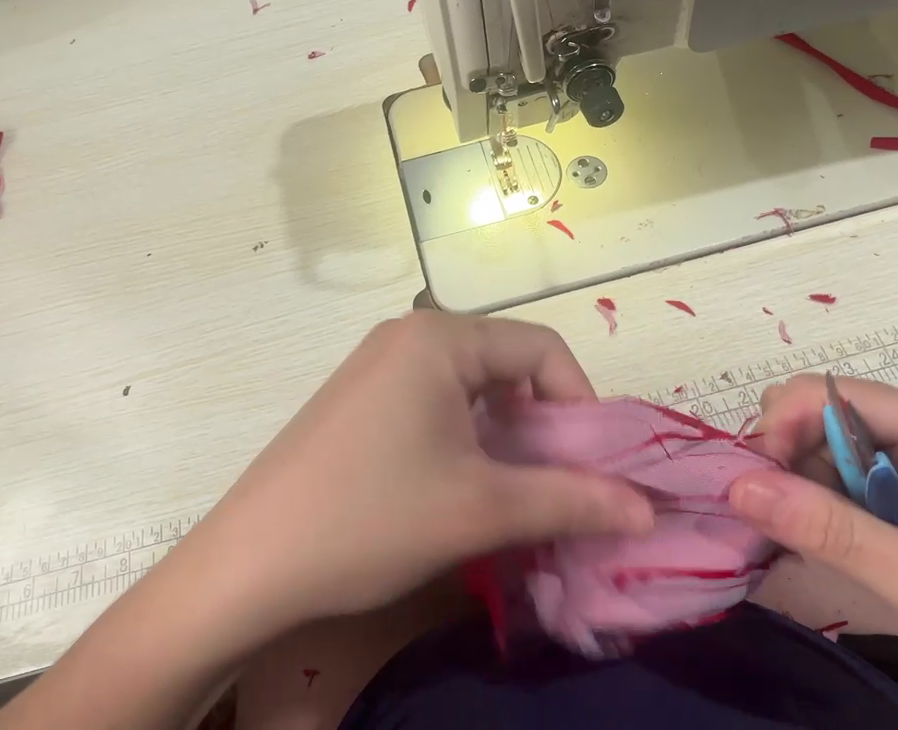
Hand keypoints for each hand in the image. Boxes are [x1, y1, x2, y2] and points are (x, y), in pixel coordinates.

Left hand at [192, 311, 653, 632]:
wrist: (250, 563)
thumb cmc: (371, 519)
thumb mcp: (481, 509)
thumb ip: (572, 500)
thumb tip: (647, 511)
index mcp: (439, 337)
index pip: (541, 348)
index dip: (581, 403)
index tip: (594, 467)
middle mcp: (407, 335)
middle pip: (506, 364)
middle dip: (544, 425)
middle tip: (559, 488)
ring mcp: (377, 365)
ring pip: (471, 388)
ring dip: (506, 437)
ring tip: (515, 496)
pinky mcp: (359, 399)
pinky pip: (434, 402)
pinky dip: (466, 439)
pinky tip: (462, 489)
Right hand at [728, 375, 897, 729]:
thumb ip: (834, 534)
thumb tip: (738, 487)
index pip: (829, 395)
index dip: (781, 431)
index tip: (754, 491)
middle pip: (815, 415)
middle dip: (782, 461)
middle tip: (774, 524)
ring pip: (815, 448)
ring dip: (791, 489)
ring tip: (790, 543)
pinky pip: (831, 480)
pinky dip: (808, 508)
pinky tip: (807, 545)